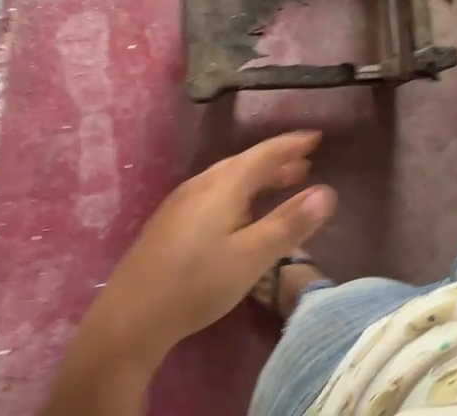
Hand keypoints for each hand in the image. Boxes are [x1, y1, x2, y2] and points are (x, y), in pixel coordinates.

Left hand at [42, 131, 336, 415]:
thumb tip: (327, 192)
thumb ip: (290, 223)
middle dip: (277, 161)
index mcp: (224, 184)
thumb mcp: (252, 256)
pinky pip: (215, 193)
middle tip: (305, 162)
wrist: (128, 320)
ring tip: (281, 183)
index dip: (292, 144)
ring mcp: (182, 203)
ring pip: (228, 179)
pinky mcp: (170, 223)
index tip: (316, 136)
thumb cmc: (196, 284)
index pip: (266, 154)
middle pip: (245, 164)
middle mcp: (202, 184)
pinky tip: (241, 213)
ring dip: (258, 178)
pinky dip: (240, 192)